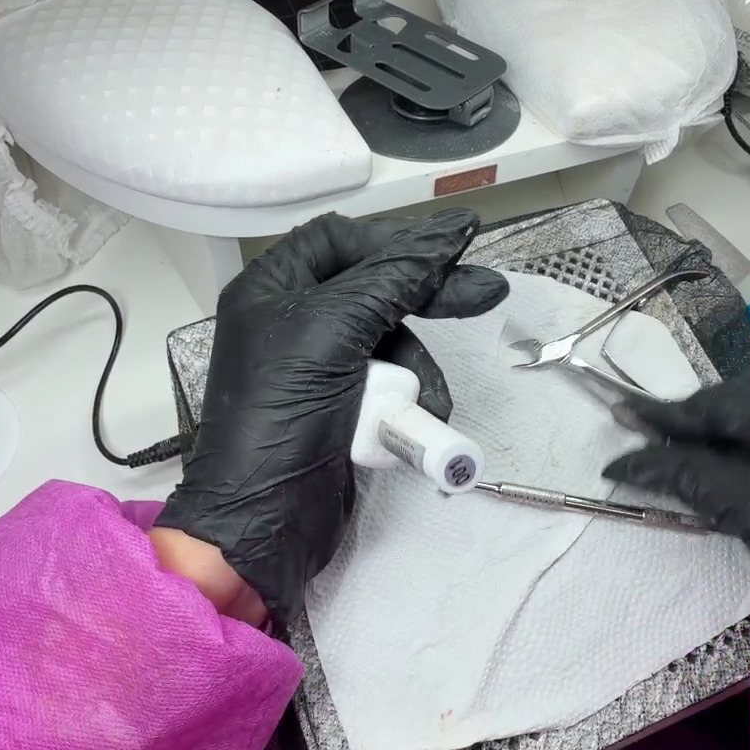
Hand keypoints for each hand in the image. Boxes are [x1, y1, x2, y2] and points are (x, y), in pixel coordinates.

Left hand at [155, 210, 508, 619]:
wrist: (264, 521)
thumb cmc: (283, 416)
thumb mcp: (334, 331)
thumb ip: (395, 276)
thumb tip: (453, 229)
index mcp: (272, 288)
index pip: (341, 239)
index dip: (396, 239)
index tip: (454, 246)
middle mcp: (293, 319)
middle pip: (374, 286)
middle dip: (425, 299)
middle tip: (485, 295)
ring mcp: (319, 365)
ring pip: (390, 341)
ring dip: (418, 368)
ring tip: (427, 402)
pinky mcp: (343, 406)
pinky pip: (390, 383)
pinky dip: (410, 400)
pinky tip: (421, 422)